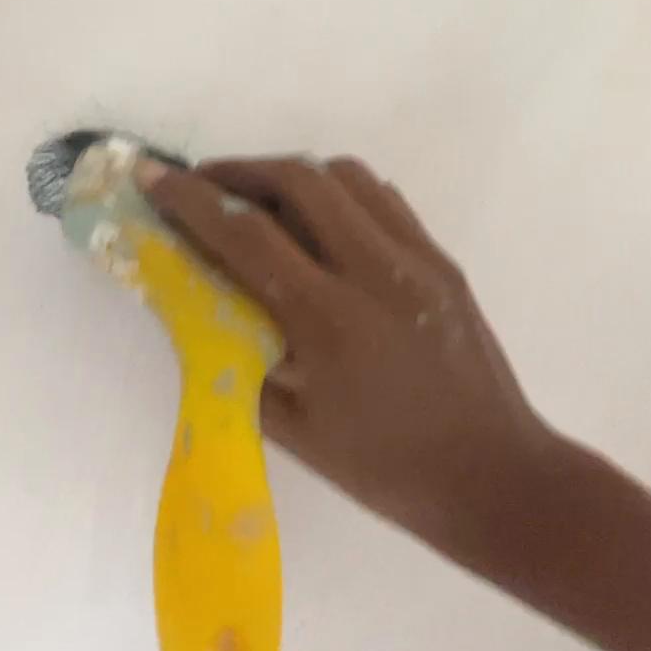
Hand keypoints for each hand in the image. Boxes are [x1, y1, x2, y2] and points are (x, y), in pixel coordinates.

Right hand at [139, 156, 558, 540]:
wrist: (500, 481)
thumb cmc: (380, 465)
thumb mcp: (284, 423)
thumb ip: (230, 354)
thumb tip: (187, 301)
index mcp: (329, 321)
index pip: (247, 234)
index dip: (190, 198)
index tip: (150, 174)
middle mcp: (376, 275)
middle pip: (298, 180)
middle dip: (235, 170)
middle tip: (200, 184)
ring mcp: (417, 262)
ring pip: (343, 176)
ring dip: (285, 174)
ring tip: (253, 198)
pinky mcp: (441, 262)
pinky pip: (378, 196)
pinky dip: (332, 189)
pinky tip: (312, 218)